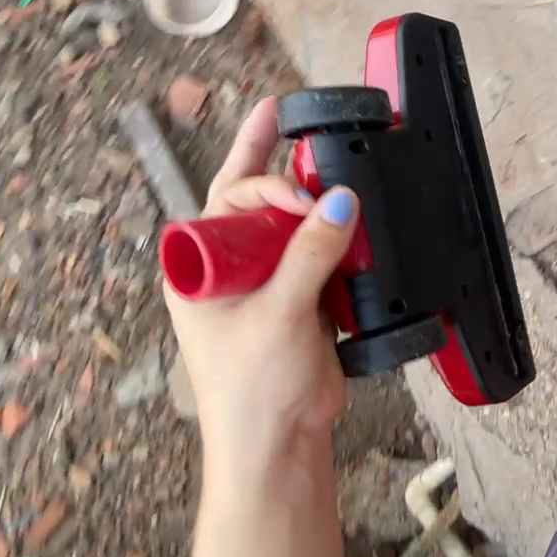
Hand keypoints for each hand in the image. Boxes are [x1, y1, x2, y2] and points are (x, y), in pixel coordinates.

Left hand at [163, 97, 359, 492]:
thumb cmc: (253, 385)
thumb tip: (341, 201)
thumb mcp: (279, 313)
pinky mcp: (304, 301)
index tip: (308, 199)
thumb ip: (310, 255)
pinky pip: (323, 256)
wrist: (279, 440)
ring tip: (327, 156)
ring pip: (292, 226)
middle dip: (270, 163)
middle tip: (284, 116)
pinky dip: (340, 237)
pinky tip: (357, 218)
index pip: (228, 200)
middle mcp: (231, 268)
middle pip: (252, 201)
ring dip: (313, 198)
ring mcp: (269, 283)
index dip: (267, 188)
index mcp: (199, 267)